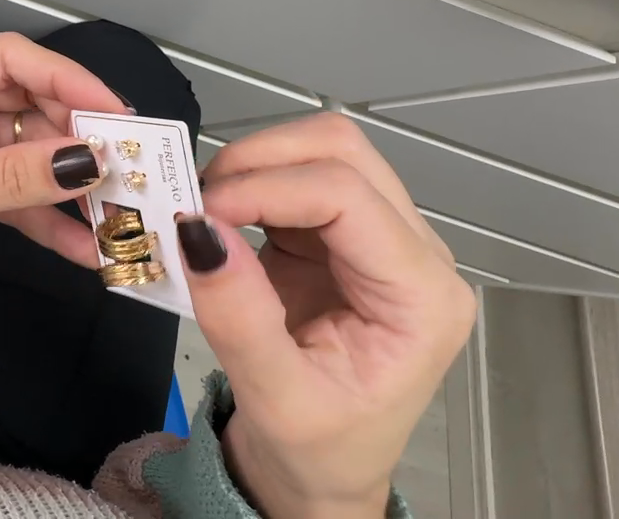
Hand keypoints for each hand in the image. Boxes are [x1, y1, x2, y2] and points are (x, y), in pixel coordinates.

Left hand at [0, 32, 127, 307]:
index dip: (66, 77)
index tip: (113, 112)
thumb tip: (86, 159)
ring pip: (36, 150)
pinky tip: (85, 246)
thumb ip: (9, 178)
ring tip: (120, 210)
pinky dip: (52, 218)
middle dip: (80, 134)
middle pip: (34, 102)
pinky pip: (23, 193)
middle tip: (127, 167)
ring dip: (74, 181)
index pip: (11, 59)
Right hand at [180, 114, 475, 518]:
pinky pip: (292, 173)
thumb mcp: (275, 400)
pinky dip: (246, 179)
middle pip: (341, 149)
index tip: (197, 213)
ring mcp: (376, 236)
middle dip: (260, 158)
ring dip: (252, 164)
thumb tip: (197, 228)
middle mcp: (412, 252)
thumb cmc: (314, 449)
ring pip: (317, 148)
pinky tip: (219, 217)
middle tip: (200, 199)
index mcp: (420, 297)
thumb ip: (239, 317)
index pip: (345, 194)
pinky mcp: (335, 232)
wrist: (320, 470)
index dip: (264, 187)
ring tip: (205, 209)